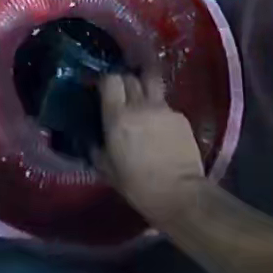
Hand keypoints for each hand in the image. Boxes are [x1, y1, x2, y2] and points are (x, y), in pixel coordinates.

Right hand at [97, 70, 206, 221]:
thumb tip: (91, 139)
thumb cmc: (138, 186)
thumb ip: (97, 148)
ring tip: (141, 101)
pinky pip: (165, 105)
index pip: (110, 80)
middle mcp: (140, 105)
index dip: (105, 81)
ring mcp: (163, 109)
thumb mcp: (107, 169)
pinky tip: (160, 127)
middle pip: (130, 78)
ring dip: (143, 88)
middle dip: (124, 82)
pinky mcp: (181, 117)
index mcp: (118, 117)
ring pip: (150, 85)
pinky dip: (159, 110)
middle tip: (120, 95)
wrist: (180, 194)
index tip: (102, 89)